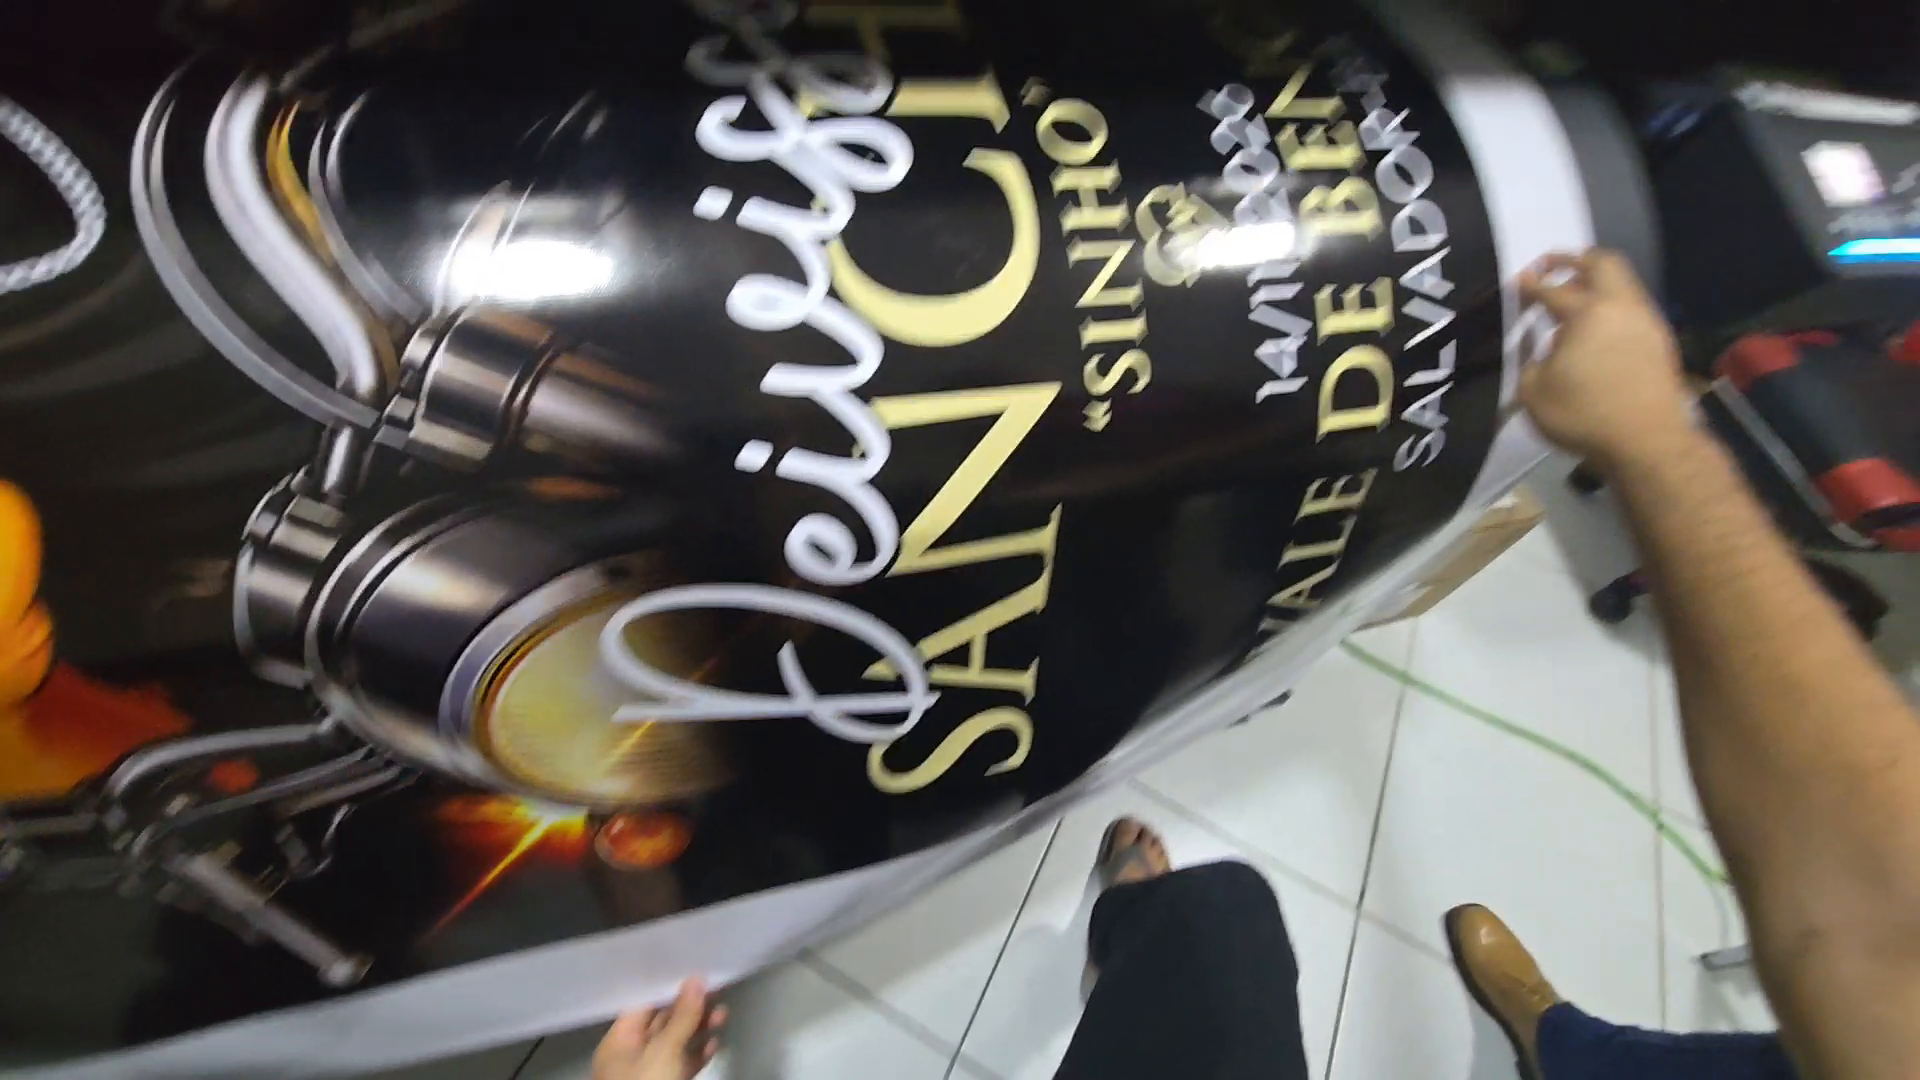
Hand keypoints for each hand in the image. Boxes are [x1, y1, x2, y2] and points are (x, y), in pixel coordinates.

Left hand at [592, 978, 727, 1079]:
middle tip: (719, 991)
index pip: (644, 1003)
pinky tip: (715, 1045)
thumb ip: (683, 1015)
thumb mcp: (665, 1051)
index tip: (698, 970)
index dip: (670, 986)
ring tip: (724, 1016)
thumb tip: (696, 979)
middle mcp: (631, 1056)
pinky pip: (682, 1065)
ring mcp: (648, 1075)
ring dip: (700, 1029)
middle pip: (663, 1021)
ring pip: (676, 1043)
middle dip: (691, 1007)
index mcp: (619, 1042)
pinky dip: (698, 1055)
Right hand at [1518, 249, 1695, 471]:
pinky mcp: (1656, 340)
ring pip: (1621, 283)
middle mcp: (1621, 307)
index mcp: (1587, 314)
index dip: (1529, 284)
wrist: (1644, 440)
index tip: (1513, 282)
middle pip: (1602, 264)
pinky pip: (1628, 307)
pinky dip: (1606, 304)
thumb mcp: (1532, 389)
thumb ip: (1529, 357)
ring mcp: (1645, 322)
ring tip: (1567, 297)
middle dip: (1572, 260)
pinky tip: (1588, 327)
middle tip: (1547, 267)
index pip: (1552, 289)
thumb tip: (1535, 343)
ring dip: (1593, 281)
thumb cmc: (1580, 413)